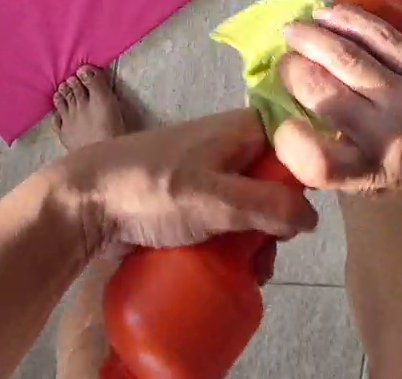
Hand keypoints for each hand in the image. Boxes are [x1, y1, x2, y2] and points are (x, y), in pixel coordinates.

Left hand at [54, 110, 319, 253]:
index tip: (298, 221)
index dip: (307, 183)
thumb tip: (314, 217)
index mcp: (246, 127)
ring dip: (256, 239)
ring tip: (248, 273)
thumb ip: (270, 206)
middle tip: (263, 258)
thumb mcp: (218, 199)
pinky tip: (231, 267)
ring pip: (253, 204)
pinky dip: (234, 239)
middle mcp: (234, 142)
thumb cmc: (154, 188)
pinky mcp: (193, 192)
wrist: (87, 199)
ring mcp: (212, 168)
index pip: (299, 147)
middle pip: (278, 182)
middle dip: (278, 224)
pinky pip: (228, 215)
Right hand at [270, 5, 401, 233]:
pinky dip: (348, 19)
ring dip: (312, 36)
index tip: (280, 121)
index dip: (286, 137)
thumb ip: (338, 160)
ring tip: (295, 29)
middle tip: (284, 60)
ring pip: (345, 55)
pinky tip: (328, 13)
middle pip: (321, 91)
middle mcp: (386, 135)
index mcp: (371, 174)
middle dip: (292, 69)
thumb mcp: (377, 192)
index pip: (314, 159)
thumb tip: (294, 118)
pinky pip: (381, 35)